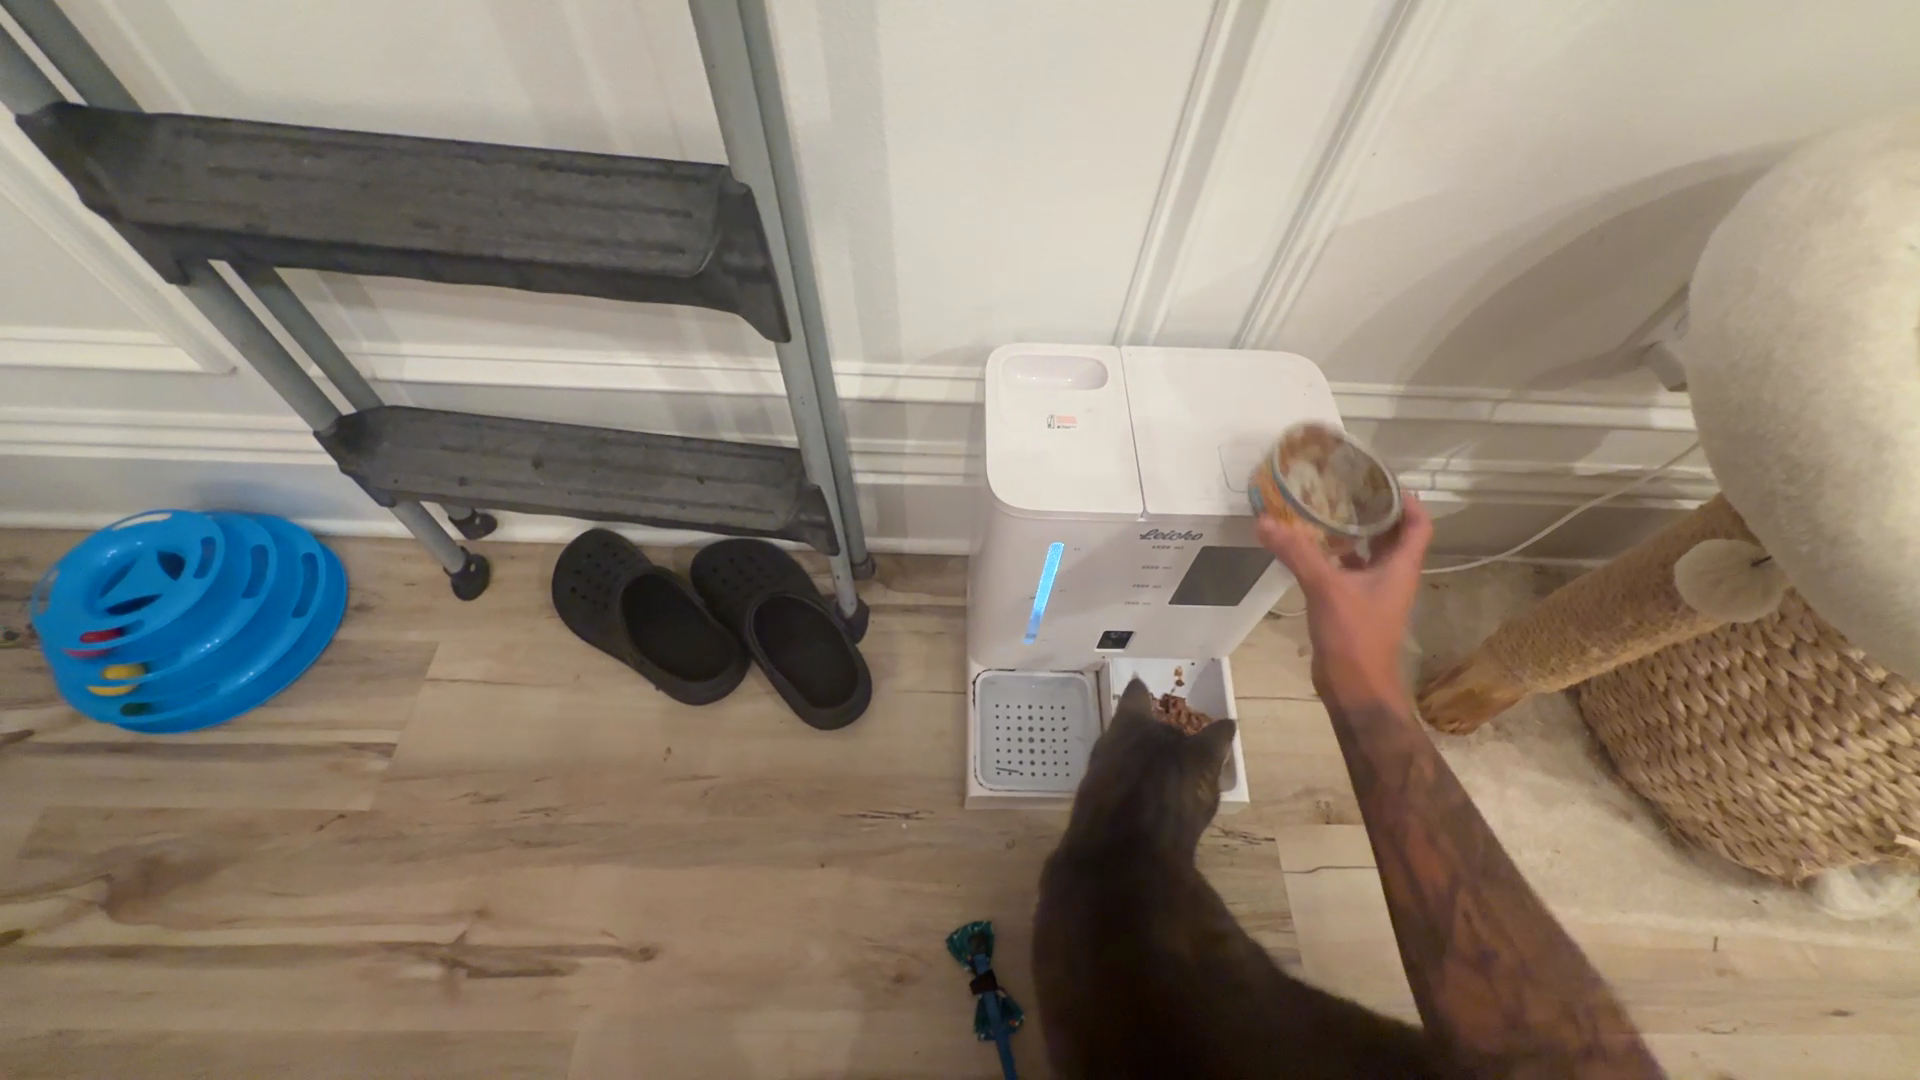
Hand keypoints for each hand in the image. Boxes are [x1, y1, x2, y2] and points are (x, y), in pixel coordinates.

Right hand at [1254, 494, 1433, 706]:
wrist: (1356, 687)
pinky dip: (1332, 558)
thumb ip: (1296, 553)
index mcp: (1400, 567)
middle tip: (1343, 488)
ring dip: (1350, 534)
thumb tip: (1265, 521)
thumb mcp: (1325, 588)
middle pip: (1391, 536)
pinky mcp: (1355, 607)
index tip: (1381, 479)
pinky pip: (1348, 572)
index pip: (1418, 524)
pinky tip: (1307, 550)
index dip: (1406, 500)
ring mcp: (1374, 593)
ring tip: (1322, 512)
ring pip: (1367, 554)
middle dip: (1372, 511)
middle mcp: (1392, 576)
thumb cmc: (1355, 635)